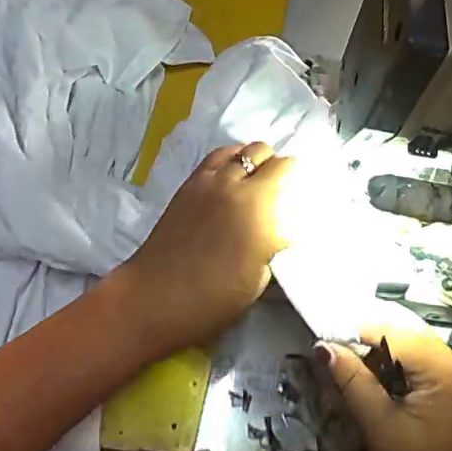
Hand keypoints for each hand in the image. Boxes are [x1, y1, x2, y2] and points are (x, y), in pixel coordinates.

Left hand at [104, 142, 289, 355]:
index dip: (294, 170)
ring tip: (253, 174)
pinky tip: (229, 177)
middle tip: (278, 180)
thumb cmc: (213, 296)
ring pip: (236, 150)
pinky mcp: (186, 188)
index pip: (284, 166)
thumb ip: (273, 243)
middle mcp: (234, 183)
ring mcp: (207, 182)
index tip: (299, 183)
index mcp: (257, 203)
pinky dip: (227, 160)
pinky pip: (213, 159)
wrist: (152, 300)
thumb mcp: (260, 276)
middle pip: (260, 151)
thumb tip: (280, 231)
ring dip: (249, 157)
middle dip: (273, 160)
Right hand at [318, 328, 451, 450]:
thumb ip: (353, 383)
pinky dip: (389, 368)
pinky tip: (371, 385)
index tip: (324, 346)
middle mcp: (448, 358)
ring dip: (376, 356)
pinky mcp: (443, 386)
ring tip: (347, 372)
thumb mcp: (380, 428)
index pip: (392, 331)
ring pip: (404, 346)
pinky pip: (412, 362)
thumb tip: (325, 348)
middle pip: (400, 333)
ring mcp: (448, 372)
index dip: (357, 335)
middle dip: (366, 344)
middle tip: (333, 360)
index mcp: (439, 363)